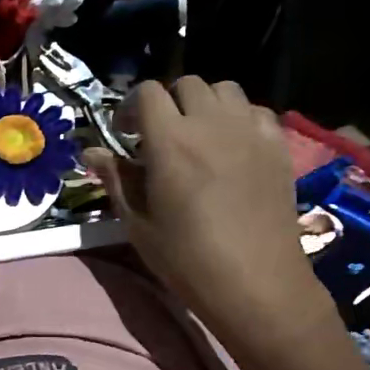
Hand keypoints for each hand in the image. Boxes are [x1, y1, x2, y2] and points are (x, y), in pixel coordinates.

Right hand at [82, 77, 318, 345]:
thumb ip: (116, 180)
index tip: (126, 135)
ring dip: (205, 105)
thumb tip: (91, 152)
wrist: (256, 284)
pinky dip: (239, 118)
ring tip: (200, 136)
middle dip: (168, 103)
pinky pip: (256, 111)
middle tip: (162, 137)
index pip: (147, 93)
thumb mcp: (139, 224)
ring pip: (224, 90)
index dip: (131, 108)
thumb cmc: (188, 260)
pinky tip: (233, 147)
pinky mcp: (278, 146)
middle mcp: (211, 124)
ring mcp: (250, 131)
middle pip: (187, 85)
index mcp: (170, 141)